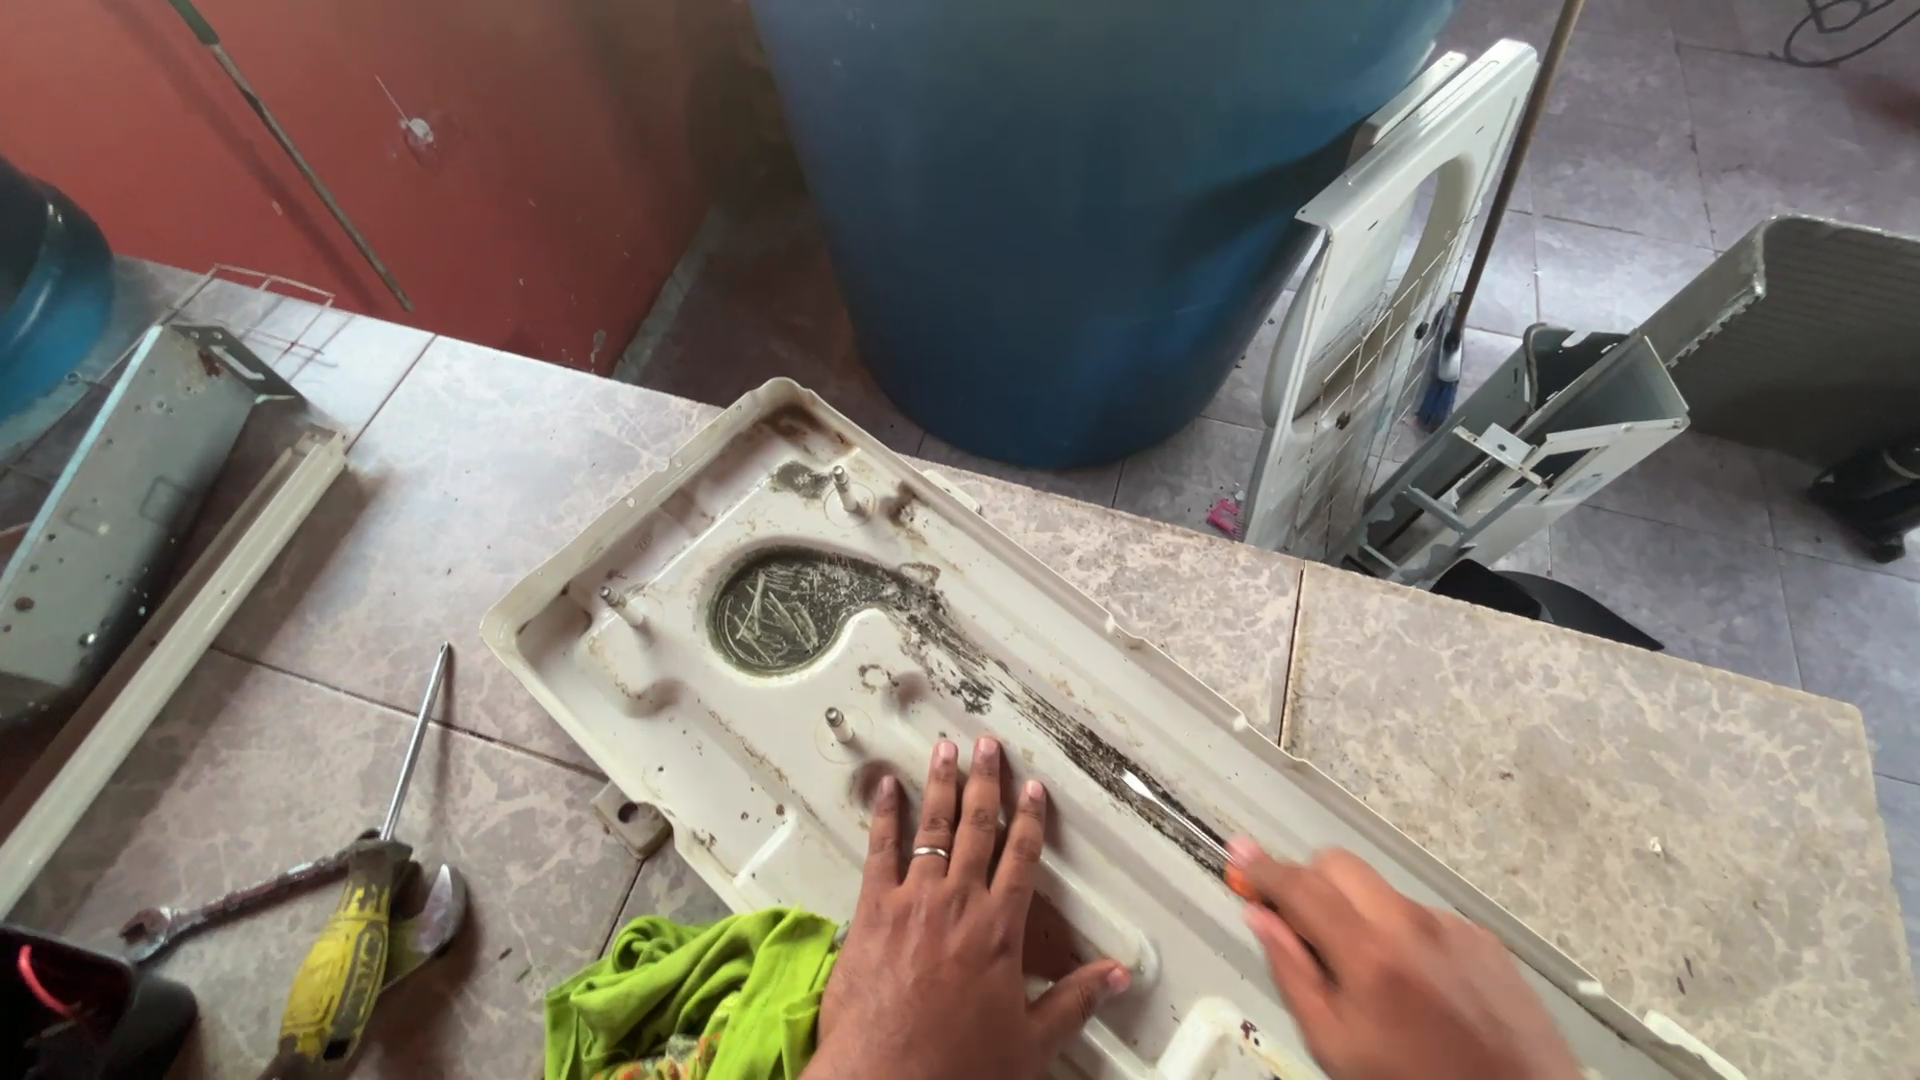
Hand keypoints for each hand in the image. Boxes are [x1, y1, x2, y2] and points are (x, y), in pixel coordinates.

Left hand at [807, 737, 1130, 1079]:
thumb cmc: (960, 1067)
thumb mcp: (1032, 1043)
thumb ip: (1076, 1001)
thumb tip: (1119, 975)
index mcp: (1000, 928)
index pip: (1022, 857)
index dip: (1030, 819)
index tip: (1033, 789)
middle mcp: (960, 901)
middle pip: (978, 827)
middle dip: (986, 782)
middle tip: (988, 746)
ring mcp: (915, 899)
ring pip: (934, 827)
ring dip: (942, 784)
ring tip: (946, 750)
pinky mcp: (875, 908)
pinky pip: (880, 849)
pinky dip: (885, 815)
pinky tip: (888, 788)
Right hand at [1231, 840, 1581, 1079]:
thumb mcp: (1335, 1048)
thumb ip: (1291, 973)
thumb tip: (1259, 915)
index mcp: (1369, 955)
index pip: (1300, 886)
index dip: (1262, 867)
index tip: (1238, 852)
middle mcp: (1411, 925)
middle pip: (1337, 864)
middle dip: (1311, 882)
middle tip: (1303, 924)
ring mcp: (1453, 928)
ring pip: (1379, 890)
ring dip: (1358, 911)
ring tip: (1372, 971)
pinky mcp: (1484, 940)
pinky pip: (1422, 915)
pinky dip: (1402, 933)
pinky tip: (1418, 983)